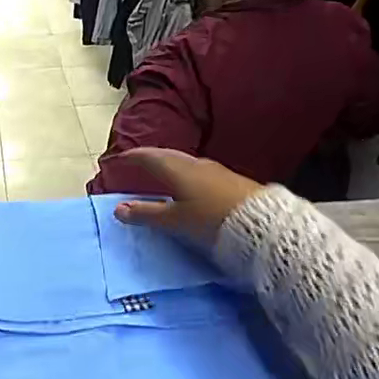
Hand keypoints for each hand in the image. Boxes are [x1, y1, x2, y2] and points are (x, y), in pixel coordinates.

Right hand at [102, 148, 260, 247]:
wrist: (259, 221)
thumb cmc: (211, 219)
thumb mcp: (175, 221)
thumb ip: (147, 213)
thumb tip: (119, 208)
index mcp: (178, 169)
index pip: (149, 157)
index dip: (132, 157)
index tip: (118, 159)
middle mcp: (196, 163)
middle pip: (167, 156)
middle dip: (150, 158)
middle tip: (136, 164)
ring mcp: (215, 169)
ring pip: (184, 162)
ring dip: (168, 165)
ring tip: (159, 174)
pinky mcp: (229, 179)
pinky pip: (197, 171)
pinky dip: (183, 174)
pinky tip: (187, 185)